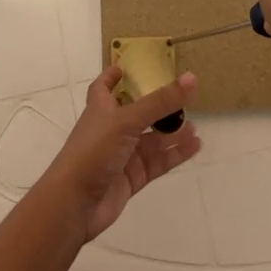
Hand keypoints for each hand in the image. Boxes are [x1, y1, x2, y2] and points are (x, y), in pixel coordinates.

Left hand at [38, 67, 201, 240]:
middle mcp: (111, 131)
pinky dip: (175, 154)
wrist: (75, 203)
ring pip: (150, 140)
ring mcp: (121, 156)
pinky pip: (157, 162)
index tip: (125, 67)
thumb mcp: (127, 120)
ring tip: (195, 126)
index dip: (112, 77)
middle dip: (157, 108)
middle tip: (182, 99)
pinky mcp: (131, 179)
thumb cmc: (94, 151)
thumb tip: (191, 78)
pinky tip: (194, 146)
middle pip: (136, 114)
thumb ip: (160, 102)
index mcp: (101, 110)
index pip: (103, 88)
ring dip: (171, 133)